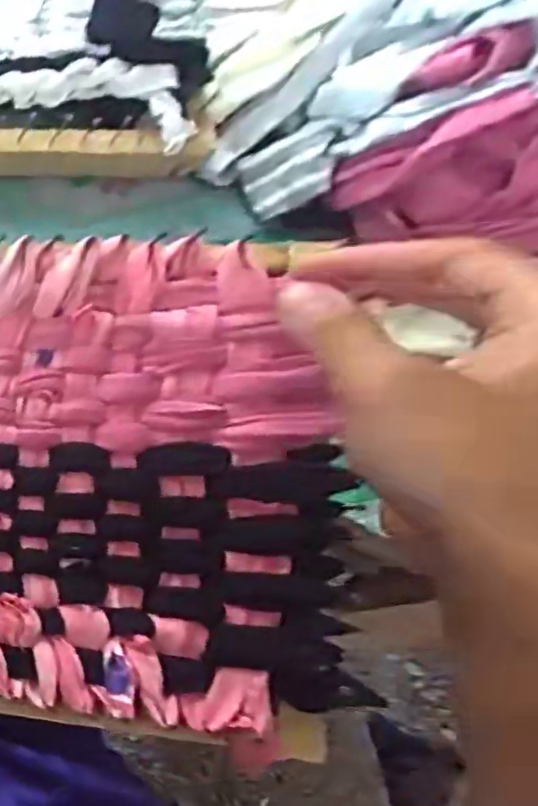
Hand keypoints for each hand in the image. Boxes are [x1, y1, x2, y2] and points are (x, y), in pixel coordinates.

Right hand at [279, 239, 537, 632]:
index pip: (462, 260)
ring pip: (442, 331)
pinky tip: (334, 367)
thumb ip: (338, 332)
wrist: (498, 546)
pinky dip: (380, 359)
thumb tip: (292, 290)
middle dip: (376, 286)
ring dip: (374, 323)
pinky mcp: (484, 416)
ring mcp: (514, 381)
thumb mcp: (384, 387)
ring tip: (310, 323)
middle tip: (302, 291)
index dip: (379, 258)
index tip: (304, 268)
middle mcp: (536, 342)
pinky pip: (429, 367)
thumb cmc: (454, 455)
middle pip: (458, 291)